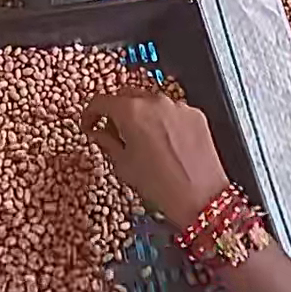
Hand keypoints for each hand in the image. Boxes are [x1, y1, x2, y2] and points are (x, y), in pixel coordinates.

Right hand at [82, 92, 230, 228]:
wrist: (200, 196)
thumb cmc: (159, 184)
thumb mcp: (123, 165)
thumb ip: (107, 142)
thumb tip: (99, 133)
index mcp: (130, 112)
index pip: (101, 101)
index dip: (90, 113)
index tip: (90, 123)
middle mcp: (154, 101)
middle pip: (126, 95)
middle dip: (117, 110)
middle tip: (113, 131)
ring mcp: (177, 106)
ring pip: (151, 102)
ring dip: (142, 115)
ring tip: (142, 140)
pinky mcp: (195, 114)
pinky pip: (172, 111)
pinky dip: (164, 121)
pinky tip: (165, 143)